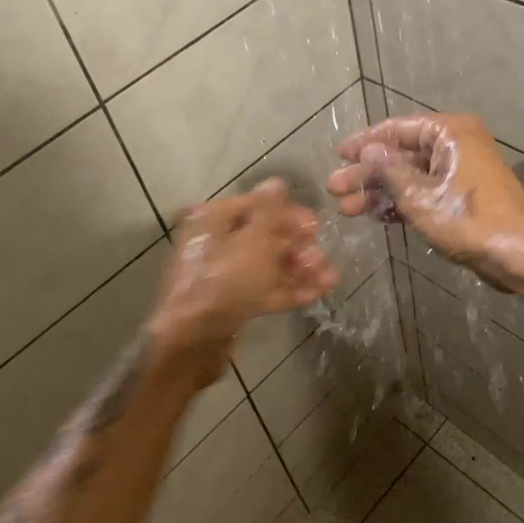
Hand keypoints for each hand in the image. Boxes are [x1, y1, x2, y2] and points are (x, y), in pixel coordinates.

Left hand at [147, 178, 339, 387]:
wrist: (194, 341)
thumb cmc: (225, 280)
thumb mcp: (254, 240)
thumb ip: (269, 210)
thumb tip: (276, 182)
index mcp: (213, 219)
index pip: (255, 205)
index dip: (287, 213)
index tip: (315, 226)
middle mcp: (214, 242)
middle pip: (263, 236)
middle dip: (297, 246)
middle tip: (322, 256)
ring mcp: (221, 275)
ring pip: (266, 265)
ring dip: (298, 269)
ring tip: (330, 277)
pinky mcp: (229, 303)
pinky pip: (262, 289)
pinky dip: (287, 289)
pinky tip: (316, 294)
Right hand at [326, 113, 523, 288]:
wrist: (517, 256)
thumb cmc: (468, 220)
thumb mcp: (420, 196)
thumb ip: (389, 171)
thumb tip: (367, 150)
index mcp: (450, 132)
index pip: (397, 129)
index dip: (364, 142)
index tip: (338, 155)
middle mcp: (457, 144)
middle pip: (402, 154)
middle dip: (367, 174)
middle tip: (335, 190)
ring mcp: (461, 171)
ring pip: (411, 176)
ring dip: (381, 192)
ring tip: (348, 209)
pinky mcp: (464, 196)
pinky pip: (426, 191)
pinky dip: (403, 203)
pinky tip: (377, 217)